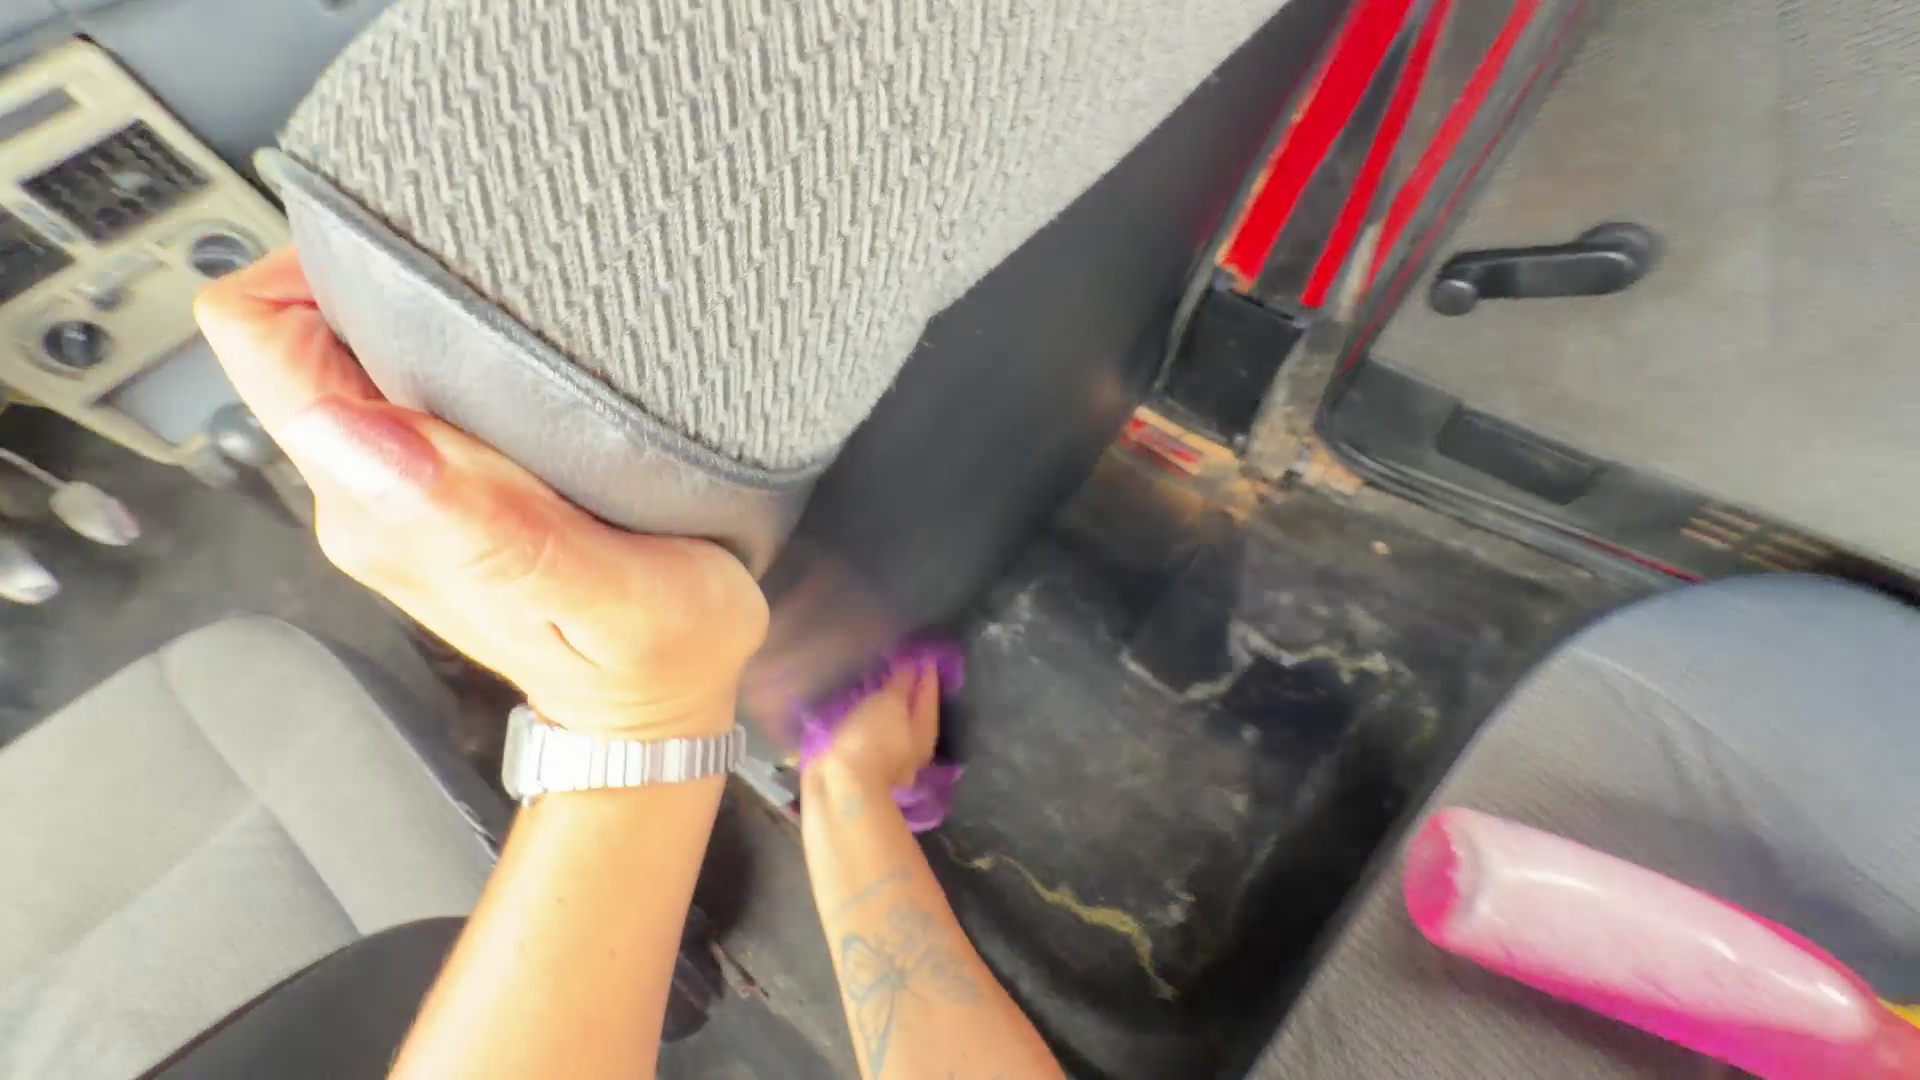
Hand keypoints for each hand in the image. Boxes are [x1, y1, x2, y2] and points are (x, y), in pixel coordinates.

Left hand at [195, 249, 767, 737]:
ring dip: (427, 329)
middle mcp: (375, 504)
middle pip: (308, 345)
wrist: (659, 701)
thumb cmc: (658, 654)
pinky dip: (459, 370)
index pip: (274, 352)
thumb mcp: (606, 600)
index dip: (323, 278)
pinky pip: (411, 404)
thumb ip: (494, 533)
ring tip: (526, 328)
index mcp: (393, 520)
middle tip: (502, 290)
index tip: (428, 258)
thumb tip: (357, 435)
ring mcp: (406, 505)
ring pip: (358, 368)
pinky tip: (531, 381)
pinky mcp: (445, 505)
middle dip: (386, 293)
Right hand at [820, 659, 940, 789]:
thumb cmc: (872, 740)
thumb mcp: (891, 703)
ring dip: (885, 701)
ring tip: (875, 678)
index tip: (923, 651)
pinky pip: (870, 729)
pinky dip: (868, 715)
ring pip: (890, 721)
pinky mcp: (863, 761)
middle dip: (907, 687)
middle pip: (912, 709)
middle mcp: (911, 747)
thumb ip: (902, 683)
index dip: (926, 671)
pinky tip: (857, 705)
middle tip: (900, 661)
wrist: (839, 786)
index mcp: (925, 732)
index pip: (929, 694)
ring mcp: (887, 757)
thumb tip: (913, 665)